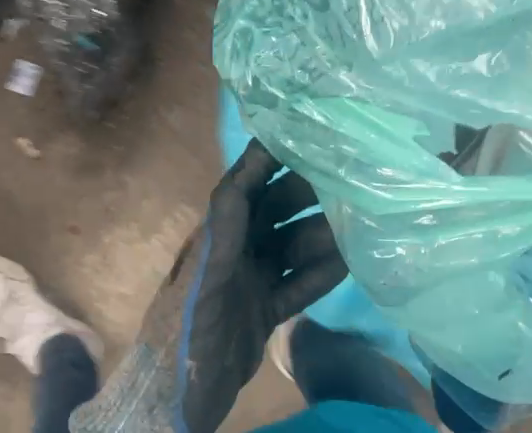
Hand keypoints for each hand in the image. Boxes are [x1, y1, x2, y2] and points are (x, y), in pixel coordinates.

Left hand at [166, 141, 346, 432]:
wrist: (177, 396)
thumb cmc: (187, 331)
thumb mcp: (206, 276)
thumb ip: (223, 228)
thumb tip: (239, 183)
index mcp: (213, 236)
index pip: (243, 186)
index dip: (267, 160)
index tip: (298, 134)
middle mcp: (232, 252)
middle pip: (271, 213)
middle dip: (303, 193)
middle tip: (342, 176)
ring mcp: (248, 282)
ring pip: (289, 247)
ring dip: (319, 234)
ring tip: (354, 219)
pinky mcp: (262, 311)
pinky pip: (296, 285)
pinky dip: (320, 273)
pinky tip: (348, 261)